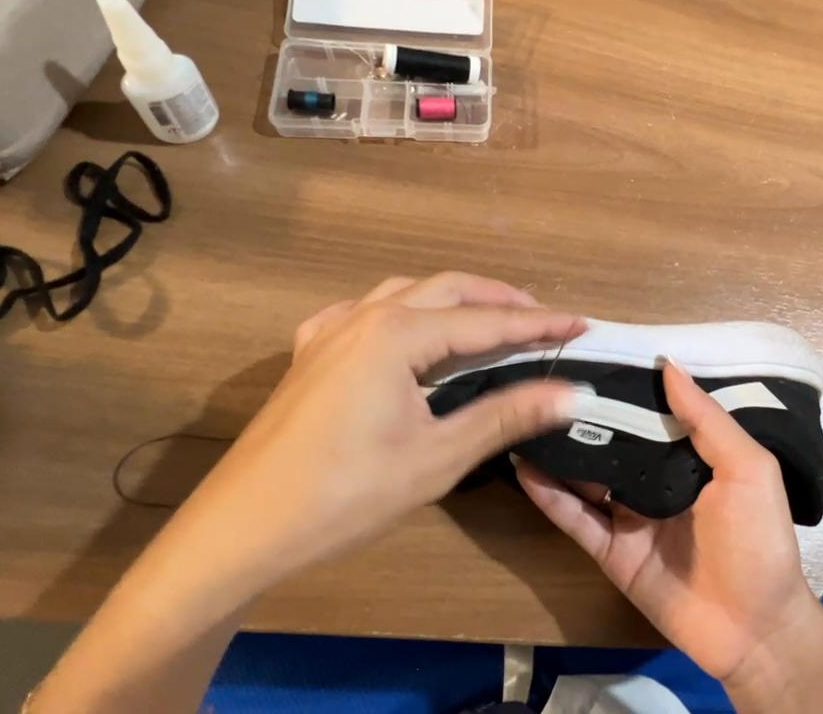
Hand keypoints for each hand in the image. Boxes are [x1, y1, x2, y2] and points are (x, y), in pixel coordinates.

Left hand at [32, 273, 585, 713]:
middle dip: (502, 299)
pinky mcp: (309, 355)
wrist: (236, 533)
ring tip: (491, 319)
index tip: (585, 324)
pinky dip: (404, 310)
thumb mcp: (437, 458)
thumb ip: (507, 415)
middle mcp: (365, 315)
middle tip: (546, 319)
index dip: (541, 322)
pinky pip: (365, 310)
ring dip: (456, 299)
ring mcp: (330, 331)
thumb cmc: (343, 496)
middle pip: (450, 288)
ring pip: (408, 292)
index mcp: (398, 334)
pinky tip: (404, 331)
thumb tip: (573, 392)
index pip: (488, 320)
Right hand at [517, 362, 822, 703]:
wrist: (753, 628)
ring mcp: (632, 516)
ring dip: (562, 450)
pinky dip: (550, 497)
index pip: (656, 411)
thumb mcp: (748, 469)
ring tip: (525, 415)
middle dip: (588, 413)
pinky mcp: (612, 551)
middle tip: (548, 378)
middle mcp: (660, 480)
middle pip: (617, 440)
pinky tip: (526, 468)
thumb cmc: (759, 540)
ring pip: (589, 476)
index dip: (631, 386)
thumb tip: (669, 366)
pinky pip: (577, 519)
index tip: (597, 353)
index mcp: (695, 456)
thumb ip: (708, 419)